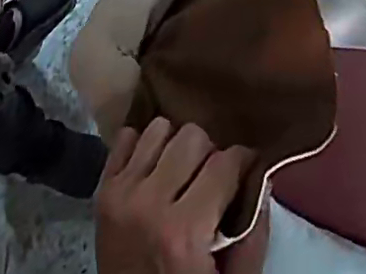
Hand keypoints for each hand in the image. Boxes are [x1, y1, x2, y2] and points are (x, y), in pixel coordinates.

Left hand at [96, 118, 254, 273]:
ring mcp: (122, 193)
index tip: (247, 167)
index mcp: (185, 231)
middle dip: (210, 153)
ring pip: (159, 129)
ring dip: (176, 146)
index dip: (243, 160)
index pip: (225, 163)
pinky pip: (126, 137)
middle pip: (192, 137)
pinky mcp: (103, 190)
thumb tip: (262, 179)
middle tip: (213, 178)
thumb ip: (253, 236)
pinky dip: (144, 146)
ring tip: (181, 172)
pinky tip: (154, 169)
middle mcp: (150, 203)